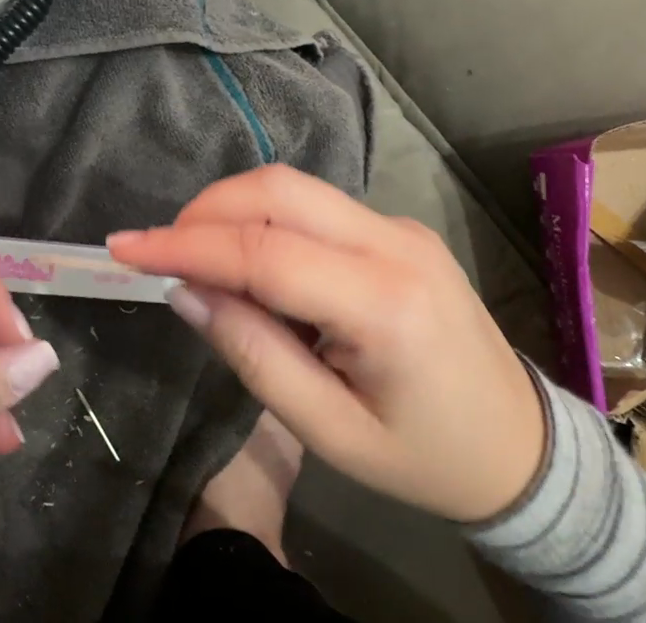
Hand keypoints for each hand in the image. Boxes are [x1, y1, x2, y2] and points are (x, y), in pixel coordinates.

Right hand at [106, 165, 543, 522]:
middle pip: (279, 191)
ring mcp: (401, 228)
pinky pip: (314, 206)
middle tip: (159, 252)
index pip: (264, 251)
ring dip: (231, 211)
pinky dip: (263, 221)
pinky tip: (249, 266)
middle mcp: (395, 244)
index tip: (122, 247)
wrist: (523, 447)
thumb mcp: (329, 432)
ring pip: (294, 188)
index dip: (185, 244)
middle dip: (204, 210)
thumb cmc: (424, 457)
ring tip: (195, 260)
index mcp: (385, 304)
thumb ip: (253, 354)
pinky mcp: (397, 228)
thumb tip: (185, 291)